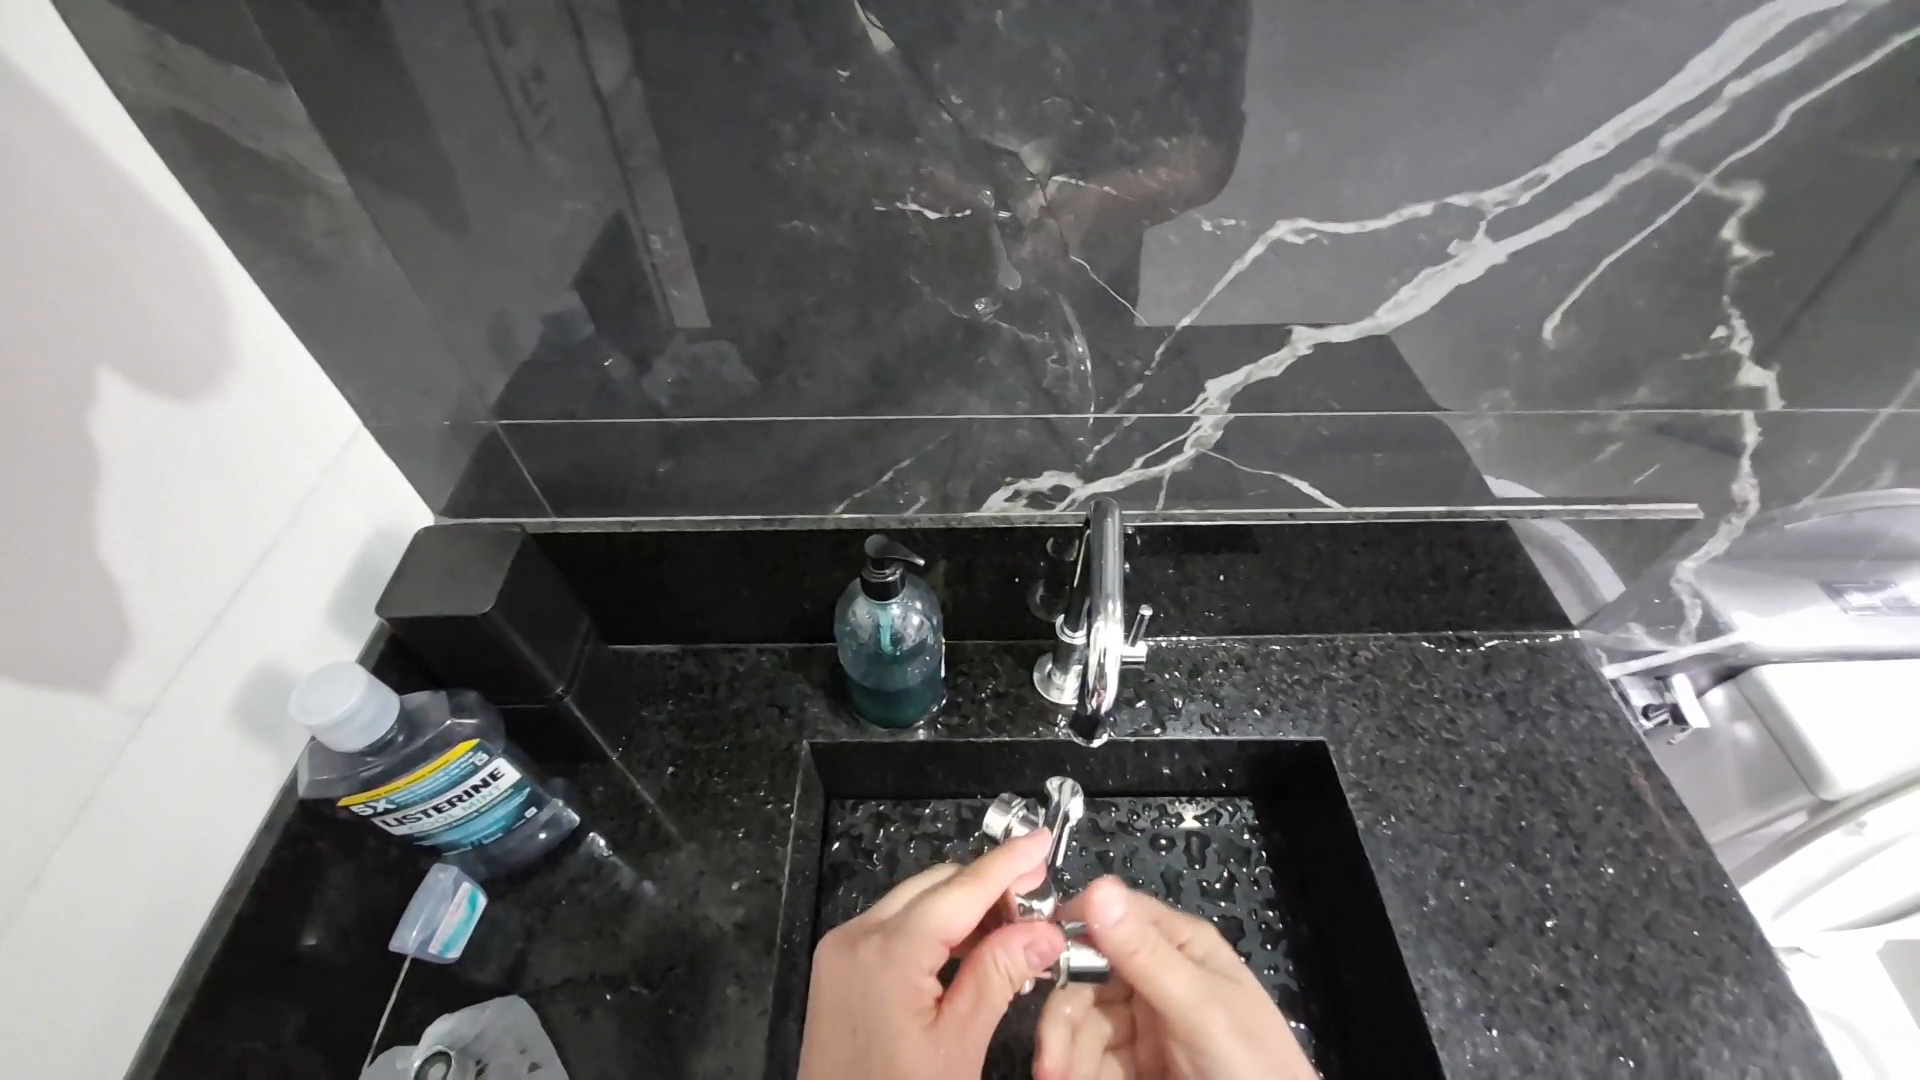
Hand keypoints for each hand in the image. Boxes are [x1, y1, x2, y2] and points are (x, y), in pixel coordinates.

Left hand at [799, 828, 1067, 1079]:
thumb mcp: (959, 1046)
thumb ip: (1000, 975)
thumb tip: (1045, 930)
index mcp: (888, 951)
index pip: (961, 889)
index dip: (1007, 862)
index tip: (1042, 836)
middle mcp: (858, 933)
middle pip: (937, 886)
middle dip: (989, 887)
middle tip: (1038, 905)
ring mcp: (842, 946)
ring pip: (916, 899)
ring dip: (964, 907)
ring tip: (1012, 931)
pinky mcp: (837, 962)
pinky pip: (895, 923)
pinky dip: (934, 927)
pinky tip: (968, 949)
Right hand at [1035, 877, 1315, 1079]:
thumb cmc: (1251, 1067)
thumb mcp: (1199, 1008)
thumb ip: (1145, 954)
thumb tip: (1096, 886)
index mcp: (1176, 943)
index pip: (1110, 915)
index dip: (1070, 933)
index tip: (1033, 958)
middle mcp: (1154, 974)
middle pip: (1085, 977)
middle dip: (1063, 1018)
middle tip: (1050, 1062)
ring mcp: (1144, 1022)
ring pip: (1082, 1022)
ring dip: (1066, 1054)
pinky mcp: (1135, 1063)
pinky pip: (1092, 1058)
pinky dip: (1077, 1071)